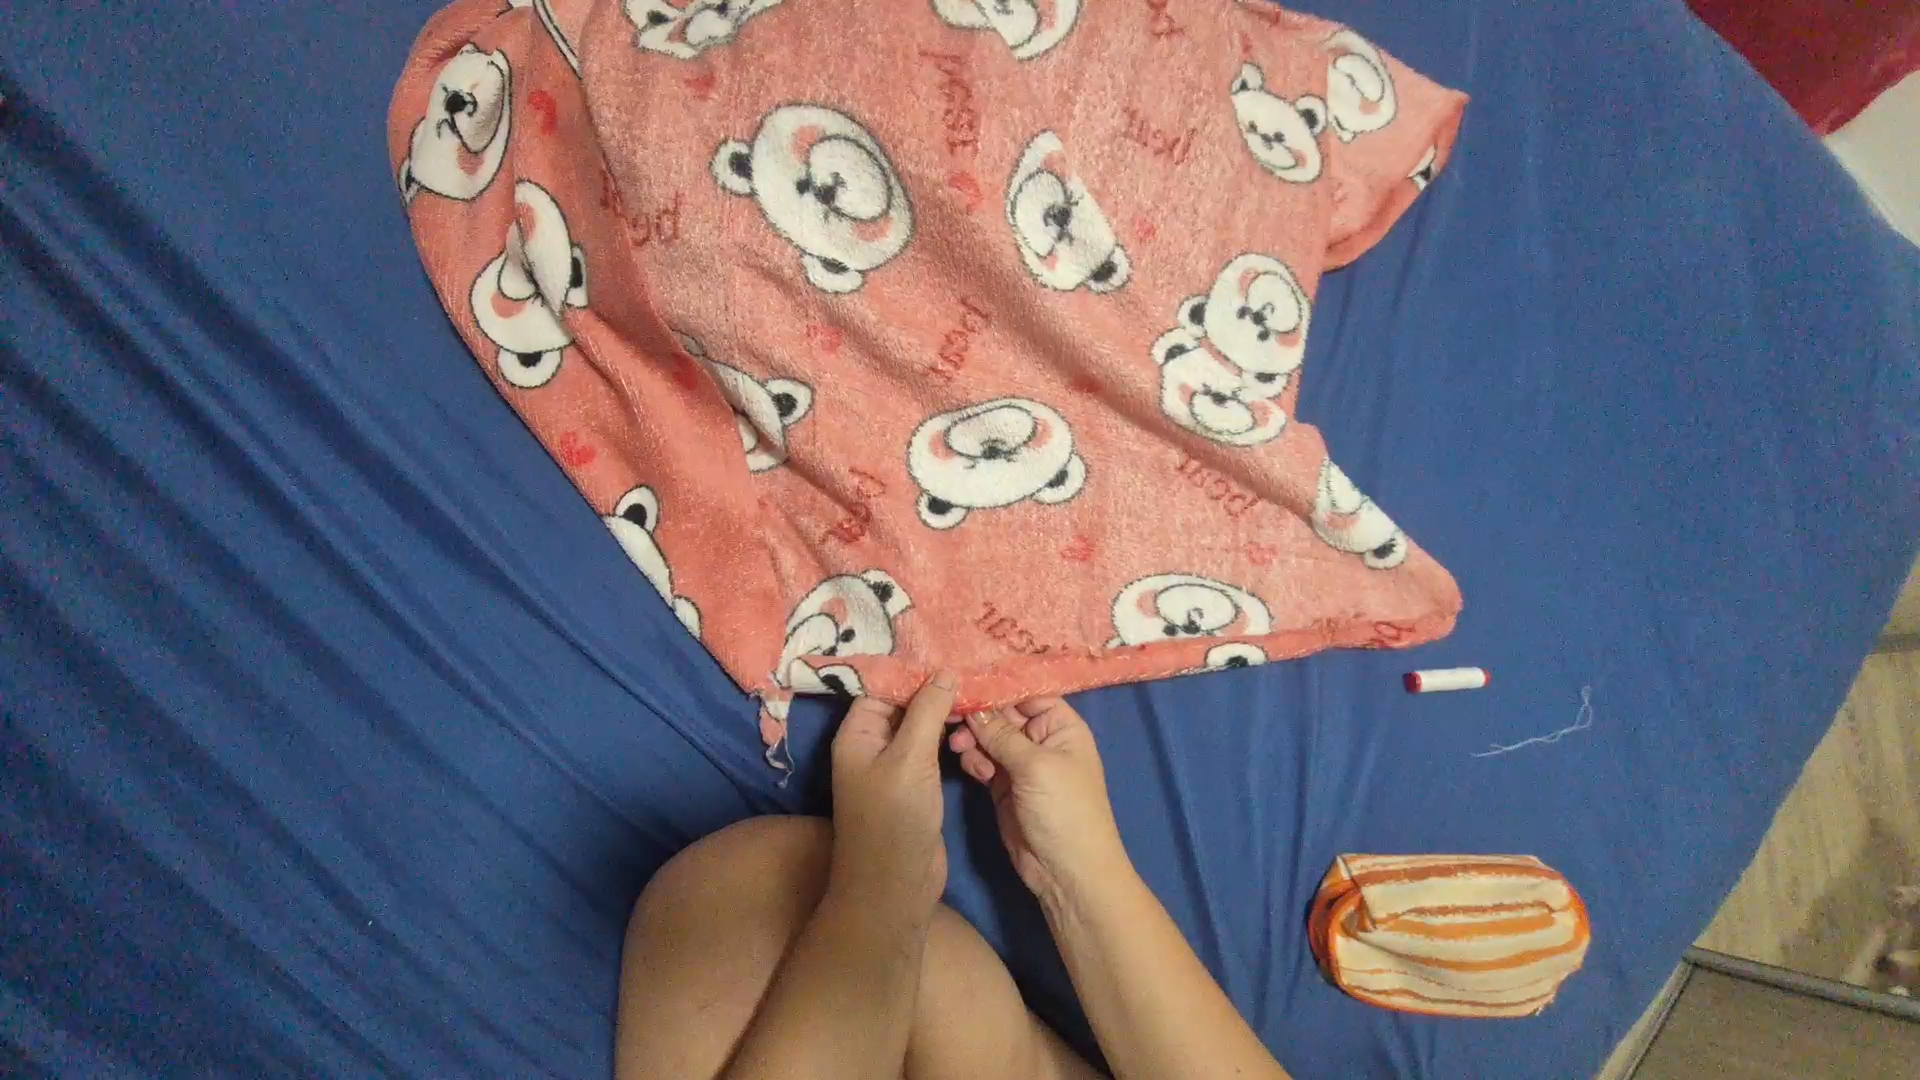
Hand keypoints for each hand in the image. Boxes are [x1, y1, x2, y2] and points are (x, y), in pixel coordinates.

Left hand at [828, 672, 957, 915]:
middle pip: (904, 703)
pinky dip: (950, 734)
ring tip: (979, 685)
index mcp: (858, 733)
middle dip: (933, 685)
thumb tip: (945, 670)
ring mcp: (895, 764)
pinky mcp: (916, 782)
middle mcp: (873, 744)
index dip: (913, 667)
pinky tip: (975, 720)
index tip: (947, 646)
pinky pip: (932, 747)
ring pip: (921, 725)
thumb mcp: (910, 759)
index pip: (884, 686)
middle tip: (972, 663)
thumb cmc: (894, 820)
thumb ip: (927, 712)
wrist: (896, 889)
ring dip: (945, 709)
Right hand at [948, 698, 1129, 908]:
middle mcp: (1041, 739)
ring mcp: (1021, 763)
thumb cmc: (1064, 810)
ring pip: (989, 737)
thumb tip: (972, 707)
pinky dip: (974, 761)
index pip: (1027, 692)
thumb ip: (1001, 734)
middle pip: (1003, 713)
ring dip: (972, 740)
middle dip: (979, 714)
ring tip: (959, 749)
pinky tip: (974, 771)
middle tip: (951, 717)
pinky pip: (983, 761)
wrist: (1067, 872)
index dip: (999, 687)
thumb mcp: (1035, 766)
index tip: (966, 681)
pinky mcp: (1003, 785)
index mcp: (1061, 725)